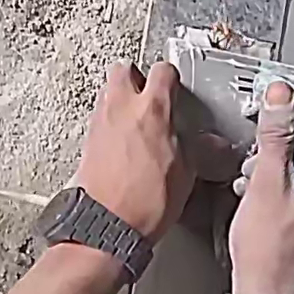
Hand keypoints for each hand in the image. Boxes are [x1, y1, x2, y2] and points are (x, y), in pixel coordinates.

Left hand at [74, 61, 194, 242]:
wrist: (107, 225)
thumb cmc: (142, 203)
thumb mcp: (185, 174)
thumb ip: (194, 149)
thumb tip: (207, 144)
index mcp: (151, 110)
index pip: (162, 71)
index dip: (172, 77)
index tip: (176, 88)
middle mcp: (120, 109)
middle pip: (123, 69)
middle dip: (136, 76)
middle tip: (149, 93)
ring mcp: (99, 124)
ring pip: (107, 91)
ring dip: (120, 98)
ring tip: (136, 118)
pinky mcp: (87, 142)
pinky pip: (99, 118)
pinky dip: (110, 123)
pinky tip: (122, 142)